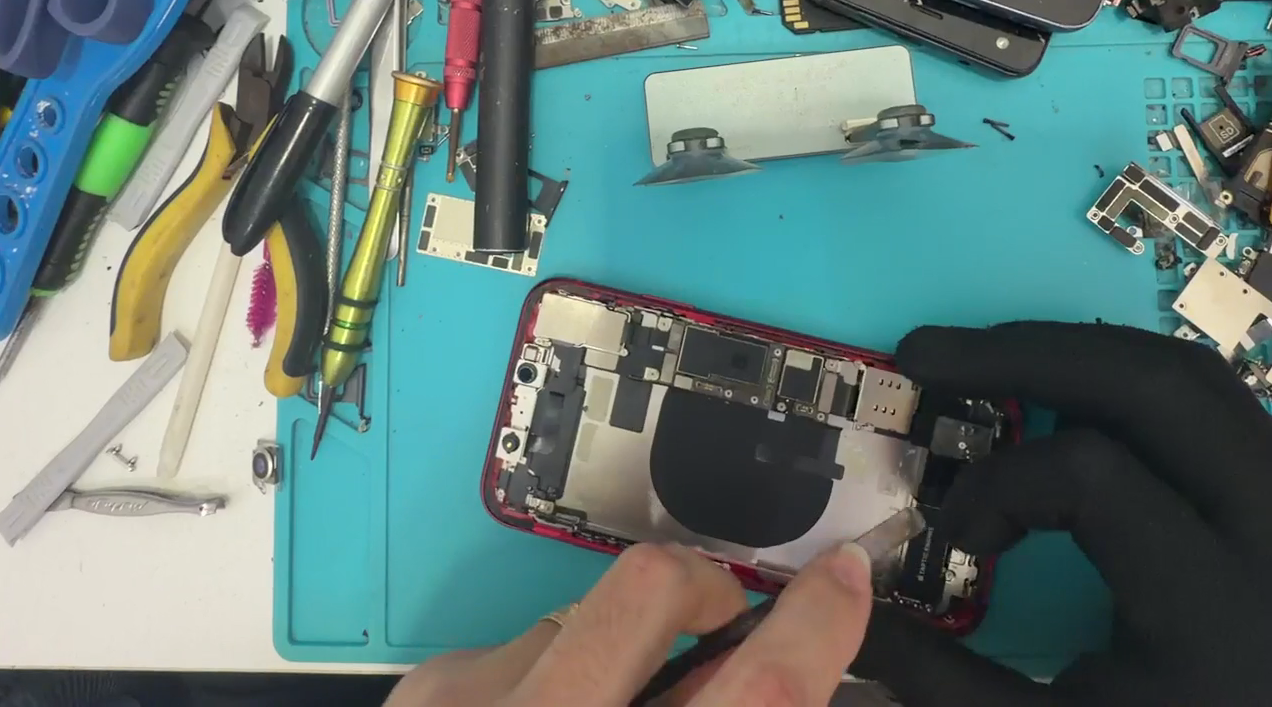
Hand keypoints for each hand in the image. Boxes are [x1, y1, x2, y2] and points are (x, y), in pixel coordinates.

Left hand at [388, 539, 873, 706]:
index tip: (841, 578)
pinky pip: (524, 642)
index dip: (815, 624)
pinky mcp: (430, 689)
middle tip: (723, 614)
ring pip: (589, 607)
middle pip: (654, 592)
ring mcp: (476, 702)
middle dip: (708, 585)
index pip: (757, 696)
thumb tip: (774, 686)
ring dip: (623, 644)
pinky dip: (554, 674)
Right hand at [852, 322, 1271, 706]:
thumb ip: (941, 682)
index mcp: (1229, 614)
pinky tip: (1071, 396)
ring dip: (1074, 352)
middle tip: (927, 355)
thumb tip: (848, 610)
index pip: (1092, 475)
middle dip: (1022, 353)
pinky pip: (1216, 405)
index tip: (957, 535)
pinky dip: (1126, 380)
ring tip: (990, 358)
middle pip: (1152, 385)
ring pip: (1189, 375)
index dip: (998, 486)